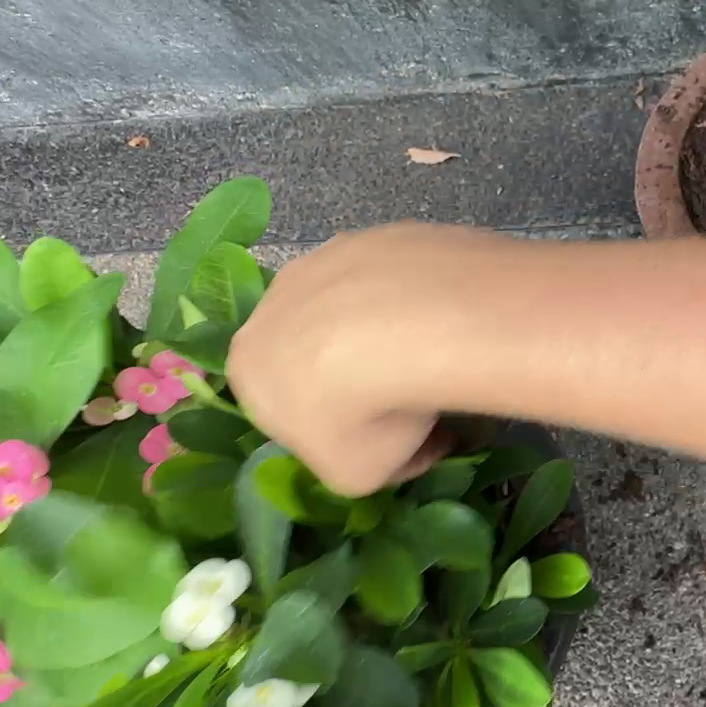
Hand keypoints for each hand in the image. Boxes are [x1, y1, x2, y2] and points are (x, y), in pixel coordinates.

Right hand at [227, 225, 493, 494]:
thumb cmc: (360, 417)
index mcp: (250, 365)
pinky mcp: (384, 231)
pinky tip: (455, 314)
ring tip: (442, 351)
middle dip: (363, 369)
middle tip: (414, 392)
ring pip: (363, 300)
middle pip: (322, 342)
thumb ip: (383, 465)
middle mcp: (278, 301)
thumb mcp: (362, 475)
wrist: (402, 329)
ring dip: (394, 325)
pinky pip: (406, 273)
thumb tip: (426, 447)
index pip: (290, 401)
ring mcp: (332, 256)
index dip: (339, 421)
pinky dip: (426, 294)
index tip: (386, 430)